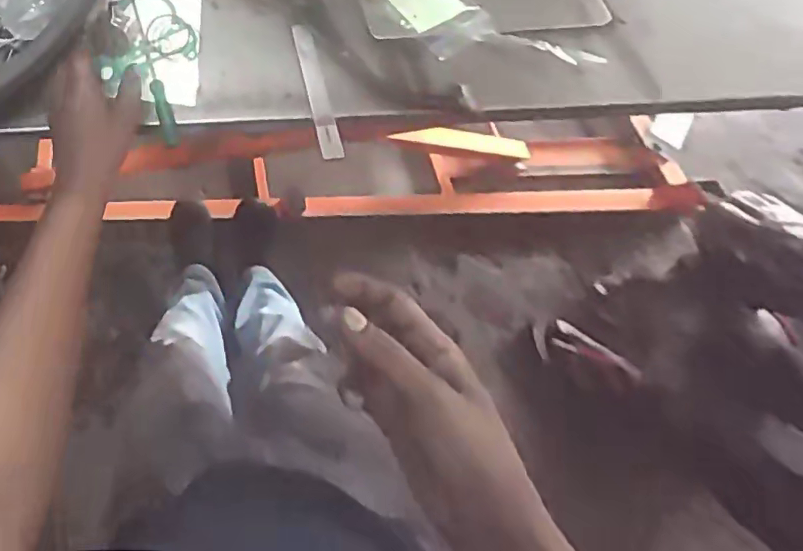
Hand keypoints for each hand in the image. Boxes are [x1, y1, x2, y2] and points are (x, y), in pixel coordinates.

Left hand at [45, 48, 142, 197]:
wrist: (81, 179)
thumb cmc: (106, 146)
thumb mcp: (127, 116)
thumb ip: (130, 88)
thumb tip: (132, 70)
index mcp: (79, 85)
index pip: (80, 51)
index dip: (91, 38)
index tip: (105, 31)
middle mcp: (61, 89)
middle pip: (68, 60)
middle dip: (84, 52)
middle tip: (104, 49)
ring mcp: (54, 102)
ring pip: (62, 74)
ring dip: (77, 67)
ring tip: (97, 66)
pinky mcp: (54, 115)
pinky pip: (61, 88)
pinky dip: (72, 82)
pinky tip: (88, 88)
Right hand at [333, 273, 571, 550]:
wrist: (486, 519)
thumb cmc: (465, 446)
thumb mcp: (426, 393)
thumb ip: (384, 353)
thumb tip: (343, 313)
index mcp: (436, 348)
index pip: (396, 305)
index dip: (365, 289)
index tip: (329, 285)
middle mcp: (419, 363)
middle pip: (380, 328)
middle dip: (352, 318)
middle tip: (316, 318)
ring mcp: (407, 393)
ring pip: (370, 359)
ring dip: (348, 352)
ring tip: (324, 354)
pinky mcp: (396, 422)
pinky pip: (368, 391)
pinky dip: (353, 386)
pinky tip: (344, 393)